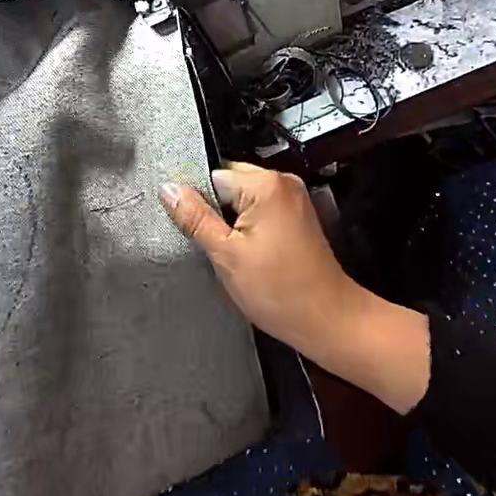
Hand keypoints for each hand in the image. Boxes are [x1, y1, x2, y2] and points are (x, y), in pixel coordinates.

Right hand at [160, 164, 428, 411]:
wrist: (326, 318)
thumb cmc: (280, 291)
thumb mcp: (226, 255)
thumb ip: (195, 218)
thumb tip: (169, 189)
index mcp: (266, 184)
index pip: (213, 176)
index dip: (198, 203)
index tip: (195, 229)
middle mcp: (283, 182)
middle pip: (230, 183)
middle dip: (216, 211)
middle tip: (216, 246)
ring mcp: (293, 197)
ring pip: (244, 198)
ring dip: (232, 221)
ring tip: (234, 253)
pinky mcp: (297, 214)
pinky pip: (261, 208)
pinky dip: (249, 226)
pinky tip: (250, 254)